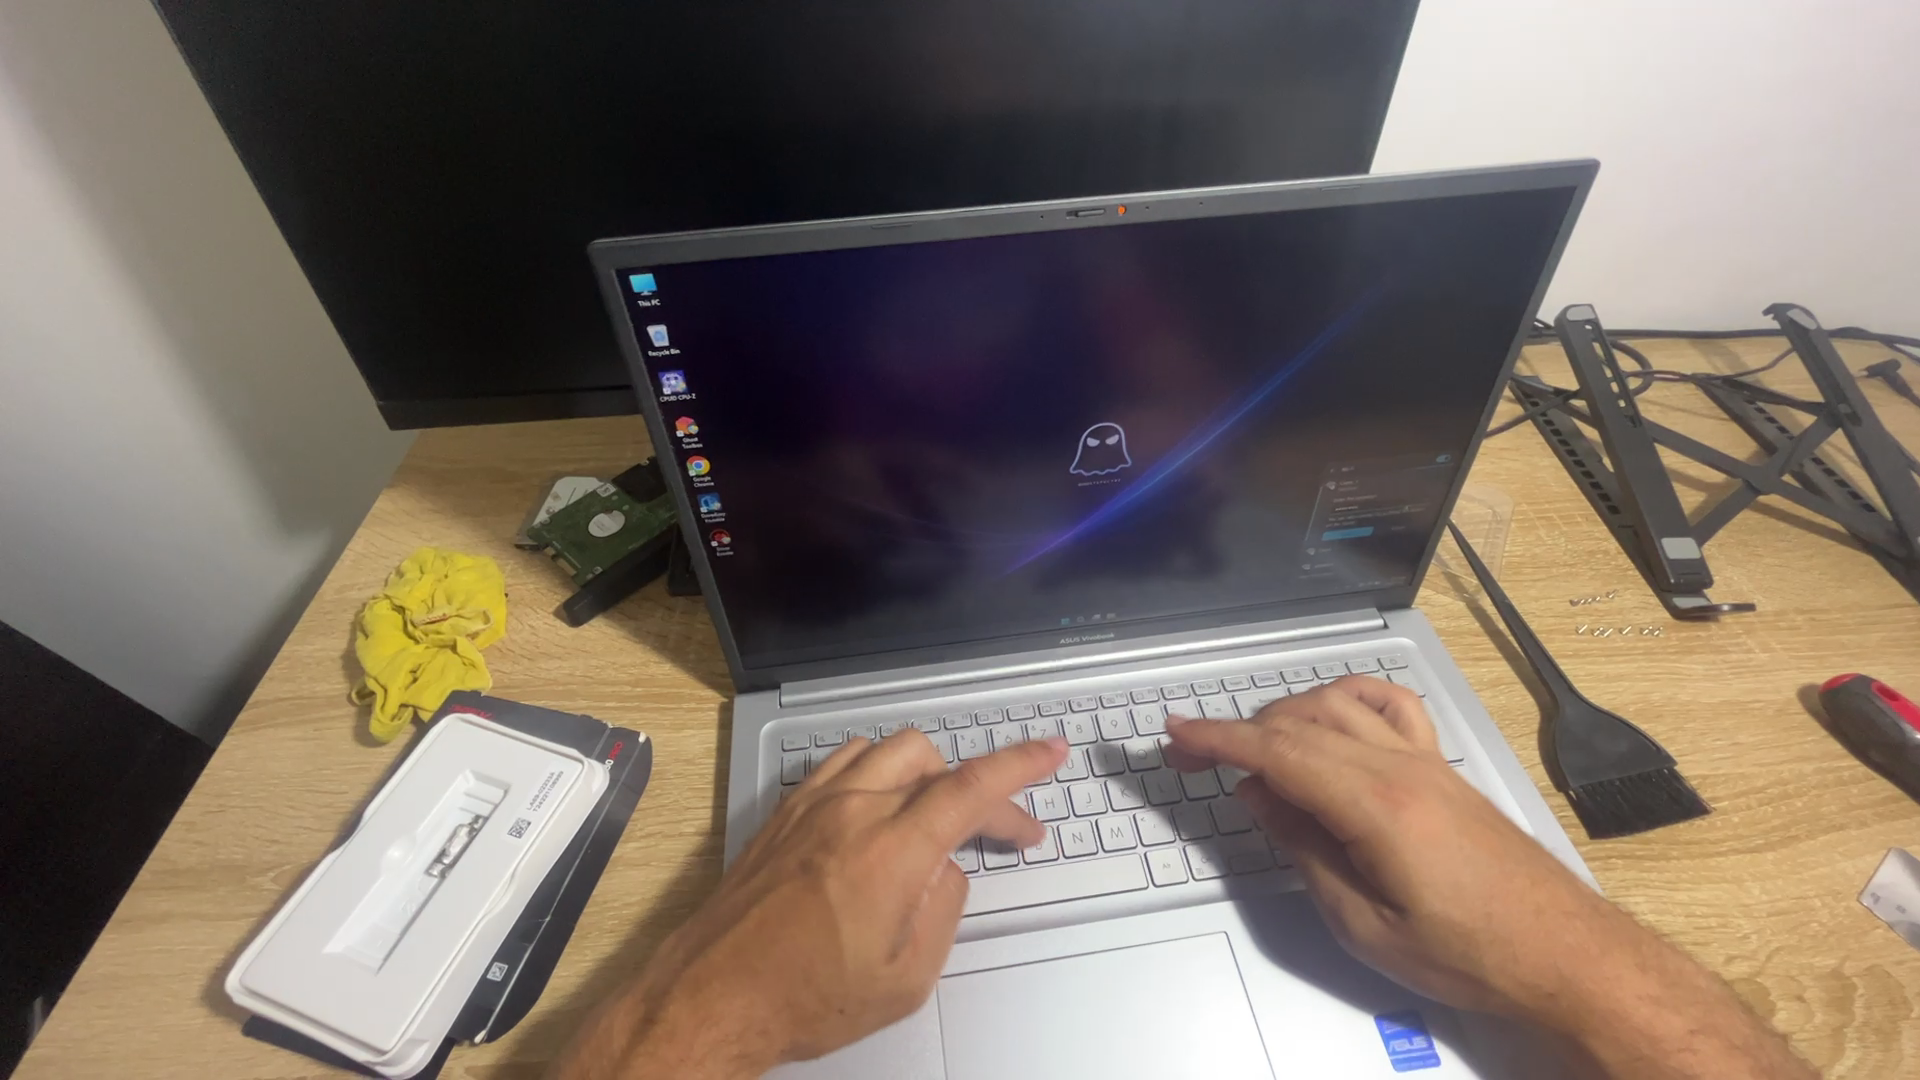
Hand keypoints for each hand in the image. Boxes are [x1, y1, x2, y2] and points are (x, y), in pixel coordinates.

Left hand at [549, 730, 1067, 1079]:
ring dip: (927, 773)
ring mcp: (817, 800)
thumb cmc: (806, 997)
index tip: (1050, 750)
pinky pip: (846, 759)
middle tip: (993, 829)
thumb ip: (945, 906)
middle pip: (933, 760)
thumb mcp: (905, 978)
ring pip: (891, 750)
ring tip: (936, 813)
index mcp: (891, 853)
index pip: (970, 789)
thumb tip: (951, 863)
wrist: (712, 995)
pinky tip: (881, 800)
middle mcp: (855, 810)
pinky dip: (880, 769)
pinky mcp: (789, 805)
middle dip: (975, 787)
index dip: (1020, 765)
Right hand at [1166, 675, 1611, 1018]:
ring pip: (1333, 705)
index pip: (1277, 752)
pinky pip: (1389, 702)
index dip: (1217, 738)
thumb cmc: (1465, 954)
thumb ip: (1303, 849)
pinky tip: (1327, 715)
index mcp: (1374, 806)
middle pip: (1296, 723)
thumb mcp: (1362, 924)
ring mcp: (1421, 757)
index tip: (1175, 734)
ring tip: (1254, 750)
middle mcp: (1395, 765)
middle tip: (1196, 758)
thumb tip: (1258, 795)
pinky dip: (1346, 696)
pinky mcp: (1438, 762)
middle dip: (1236, 733)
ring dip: (1280, 718)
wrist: (1566, 956)